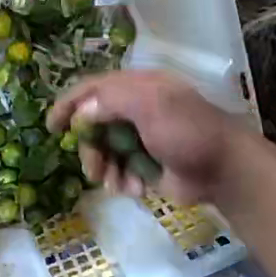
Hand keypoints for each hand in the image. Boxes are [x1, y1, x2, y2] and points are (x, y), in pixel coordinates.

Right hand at [47, 71, 246, 204]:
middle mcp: (135, 110)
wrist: (223, 170)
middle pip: (93, 127)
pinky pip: (120, 172)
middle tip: (93, 169)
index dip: (69, 105)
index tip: (52, 127)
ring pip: (104, 154)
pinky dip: (123, 182)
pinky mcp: (146, 165)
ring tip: (119, 184)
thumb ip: (112, 101)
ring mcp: (141, 139)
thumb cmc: (188, 131)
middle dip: (90, 150)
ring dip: (107, 171)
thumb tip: (82, 112)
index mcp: (137, 88)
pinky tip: (138, 189)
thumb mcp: (150, 105)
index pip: (93, 89)